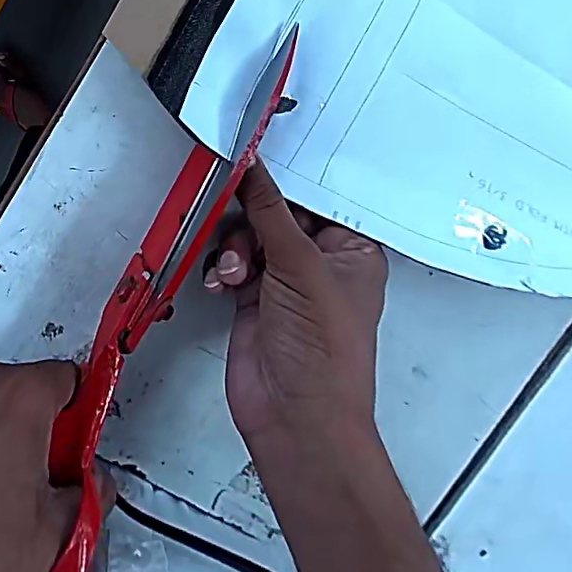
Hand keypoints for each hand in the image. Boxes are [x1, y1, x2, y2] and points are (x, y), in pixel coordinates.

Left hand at [0, 359, 110, 571]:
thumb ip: (88, 490)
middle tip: (53, 470)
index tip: (86, 430)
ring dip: (9, 427)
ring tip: (10, 485)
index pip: (70, 376)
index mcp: (22, 395)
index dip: (84, 407)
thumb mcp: (56, 530)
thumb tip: (92, 483)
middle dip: (46, 423)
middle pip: (31, 385)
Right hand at [204, 163, 443, 571]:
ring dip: (233, 249)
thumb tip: (254, 166)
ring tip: (236, 273)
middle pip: (273, 213)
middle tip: (237, 217)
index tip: (254, 156)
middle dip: (250, 220)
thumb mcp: (299, 266)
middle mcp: (318, 262)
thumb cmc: (324, 354)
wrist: (293, 416)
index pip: (314, 197)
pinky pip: (229, 262)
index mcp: (350, 251)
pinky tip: (223, 285)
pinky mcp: (252, 295)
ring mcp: (283, 279)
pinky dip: (221, 269)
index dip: (285, 178)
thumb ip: (269, 210)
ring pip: (246, 235)